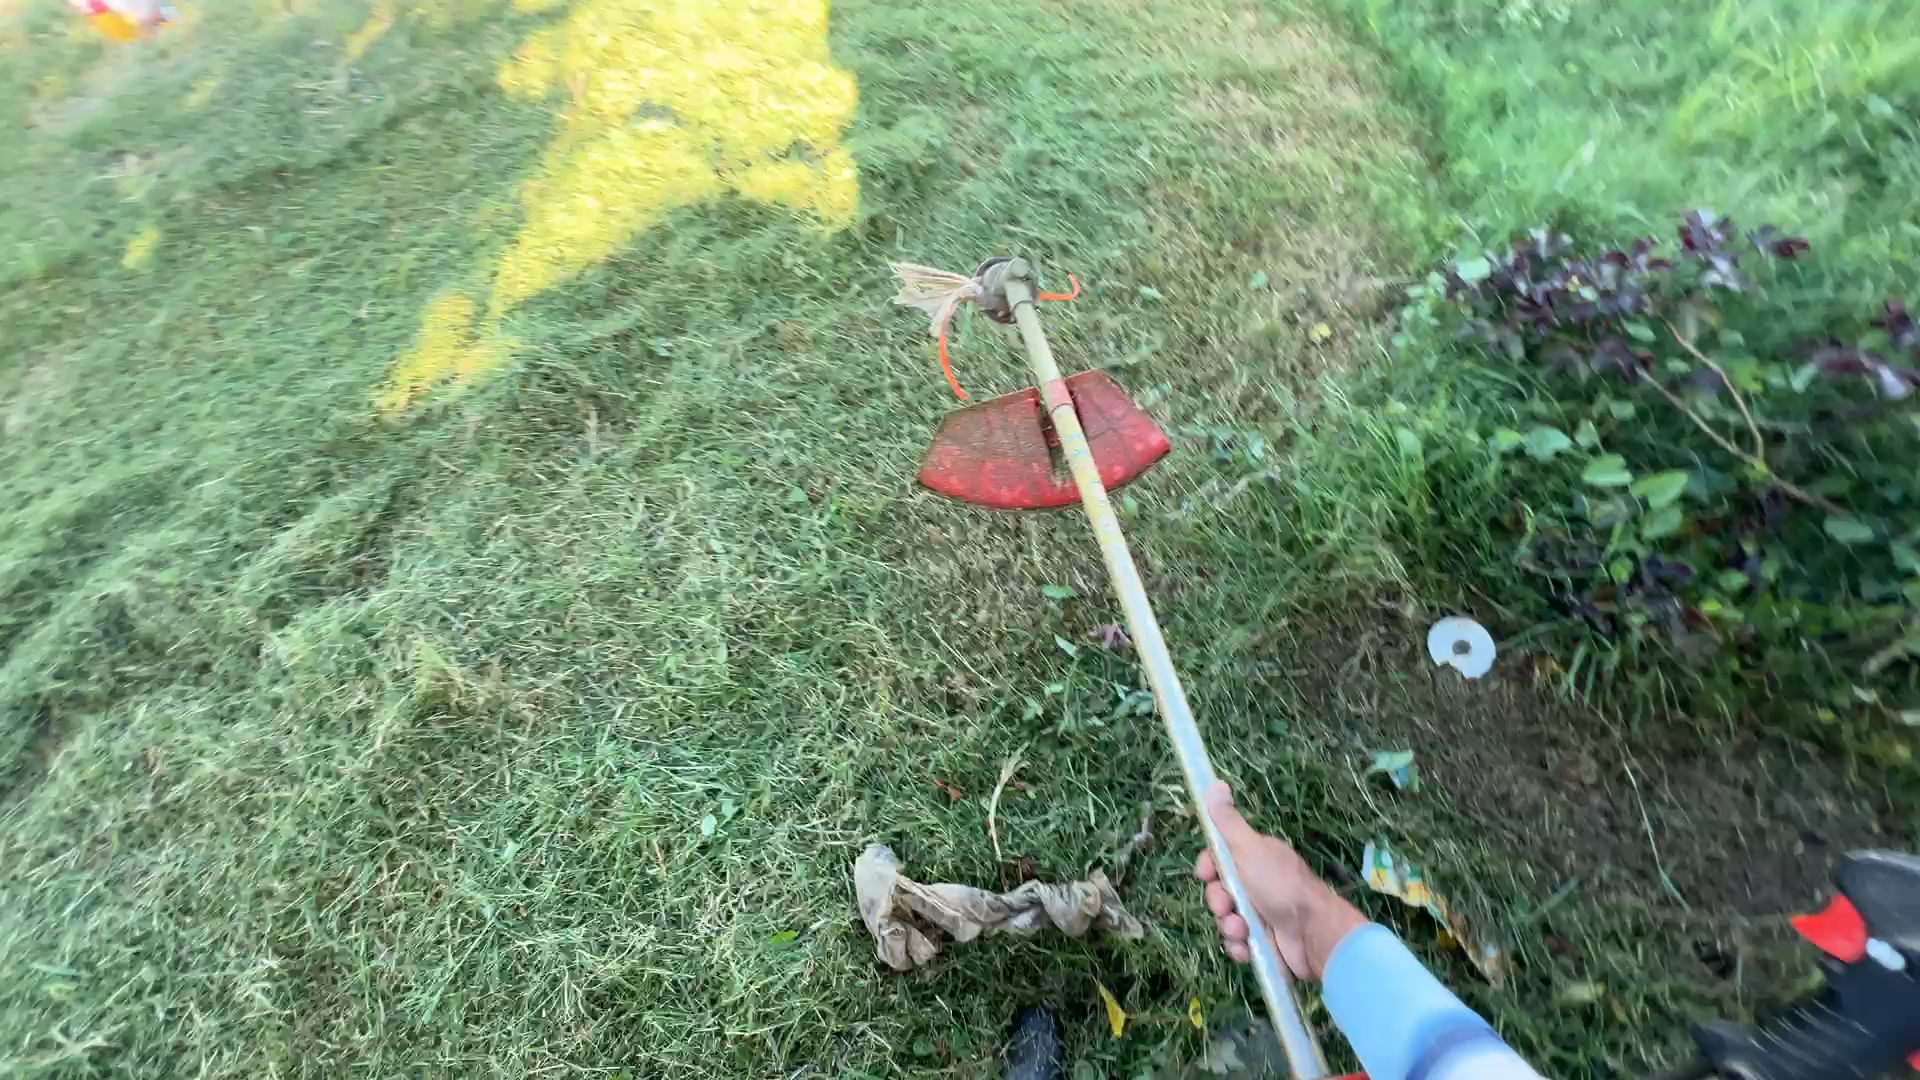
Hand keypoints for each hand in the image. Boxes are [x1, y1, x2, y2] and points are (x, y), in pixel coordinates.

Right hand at [1193, 781, 1367, 979]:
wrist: (1315, 935)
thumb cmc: (1280, 885)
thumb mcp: (1250, 847)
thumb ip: (1228, 821)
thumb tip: (1215, 784)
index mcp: (1254, 858)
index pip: (1219, 859)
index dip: (1208, 867)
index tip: (1205, 874)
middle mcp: (1257, 884)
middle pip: (1219, 890)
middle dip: (1218, 901)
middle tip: (1228, 906)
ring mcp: (1262, 914)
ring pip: (1227, 918)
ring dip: (1229, 926)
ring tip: (1243, 931)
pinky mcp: (1266, 943)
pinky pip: (1239, 943)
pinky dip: (1240, 947)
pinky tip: (1247, 948)